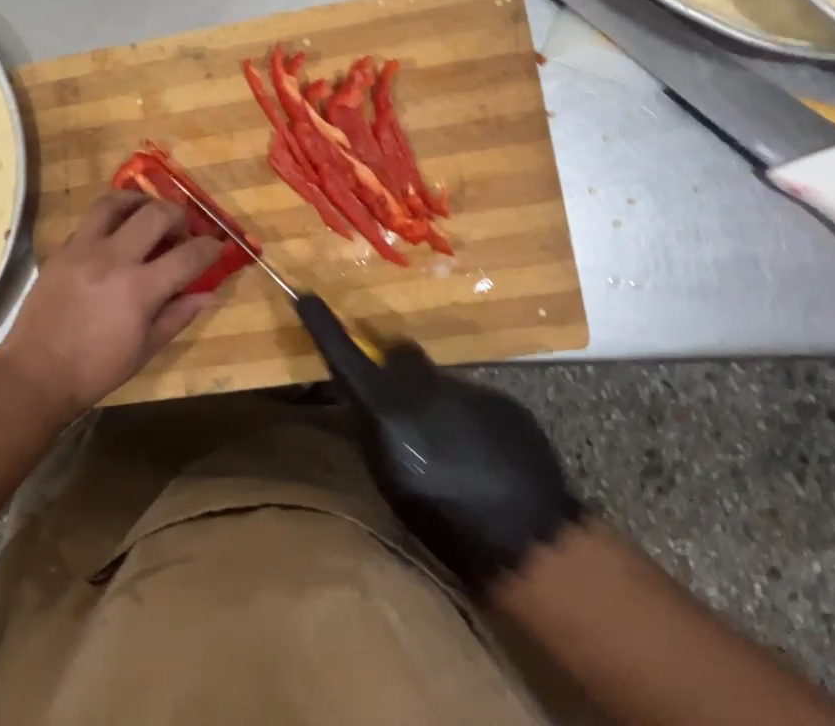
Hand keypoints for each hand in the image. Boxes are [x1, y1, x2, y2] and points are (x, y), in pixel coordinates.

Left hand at [0, 192, 223, 416]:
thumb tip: (208, 293)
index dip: (210, 248)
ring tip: (147, 213)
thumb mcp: (145, 348)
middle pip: (156, 214)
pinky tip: (115, 236)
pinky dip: (109, 220)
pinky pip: (88, 222)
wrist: (37, 372)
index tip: (216, 247)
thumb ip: (177, 315)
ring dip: (138, 202)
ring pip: (114, 202)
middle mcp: (112, 258)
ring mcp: (82, 250)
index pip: (188, 255)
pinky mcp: (60, 251)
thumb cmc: (96, 369)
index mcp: (139, 288)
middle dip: (179, 216)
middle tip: (182, 231)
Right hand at [326, 337, 584, 593]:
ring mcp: (471, 391)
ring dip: (432, 400)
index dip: (324, 328)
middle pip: (401, 354)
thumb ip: (368, 428)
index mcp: (389, 409)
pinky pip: (472, 399)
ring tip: (444, 442)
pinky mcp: (505, 402)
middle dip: (393, 366)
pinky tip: (475, 451)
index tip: (308, 298)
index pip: (346, 357)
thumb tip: (354, 401)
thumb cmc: (440, 519)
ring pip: (438, 380)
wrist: (527, 537)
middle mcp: (427, 388)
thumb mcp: (386, 476)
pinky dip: (465, 417)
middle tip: (394, 397)